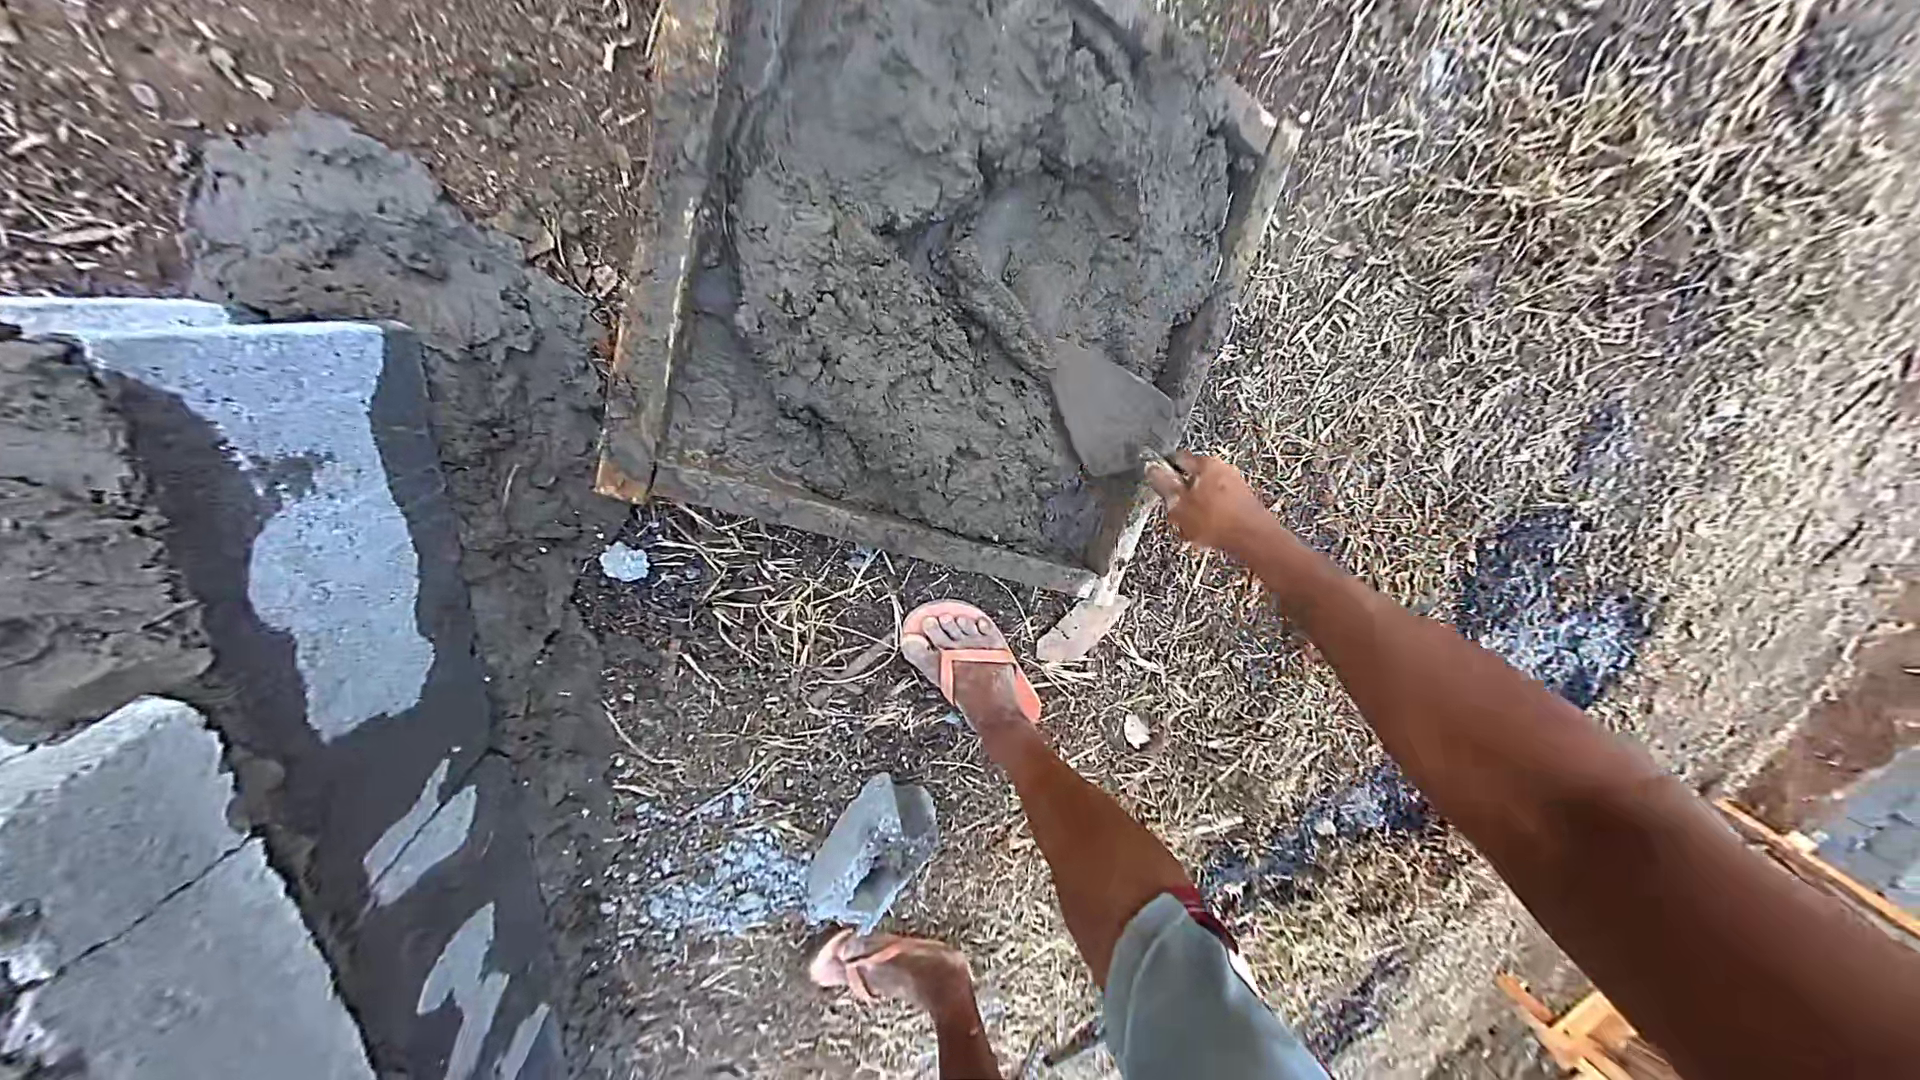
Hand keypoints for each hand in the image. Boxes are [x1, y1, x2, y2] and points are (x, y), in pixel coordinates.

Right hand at [1144, 451, 1271, 553]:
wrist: (1252, 539)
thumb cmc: (1218, 521)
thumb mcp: (1178, 505)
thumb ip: (1163, 485)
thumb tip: (1152, 470)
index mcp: (1206, 463)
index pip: (1178, 459)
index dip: (1164, 474)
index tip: (1159, 487)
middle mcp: (1224, 469)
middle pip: (1192, 479)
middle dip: (1181, 496)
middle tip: (1175, 513)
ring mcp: (1236, 486)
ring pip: (1205, 496)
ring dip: (1195, 510)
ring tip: (1191, 527)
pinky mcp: (1243, 503)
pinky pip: (1219, 508)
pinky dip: (1211, 518)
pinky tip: (1208, 532)